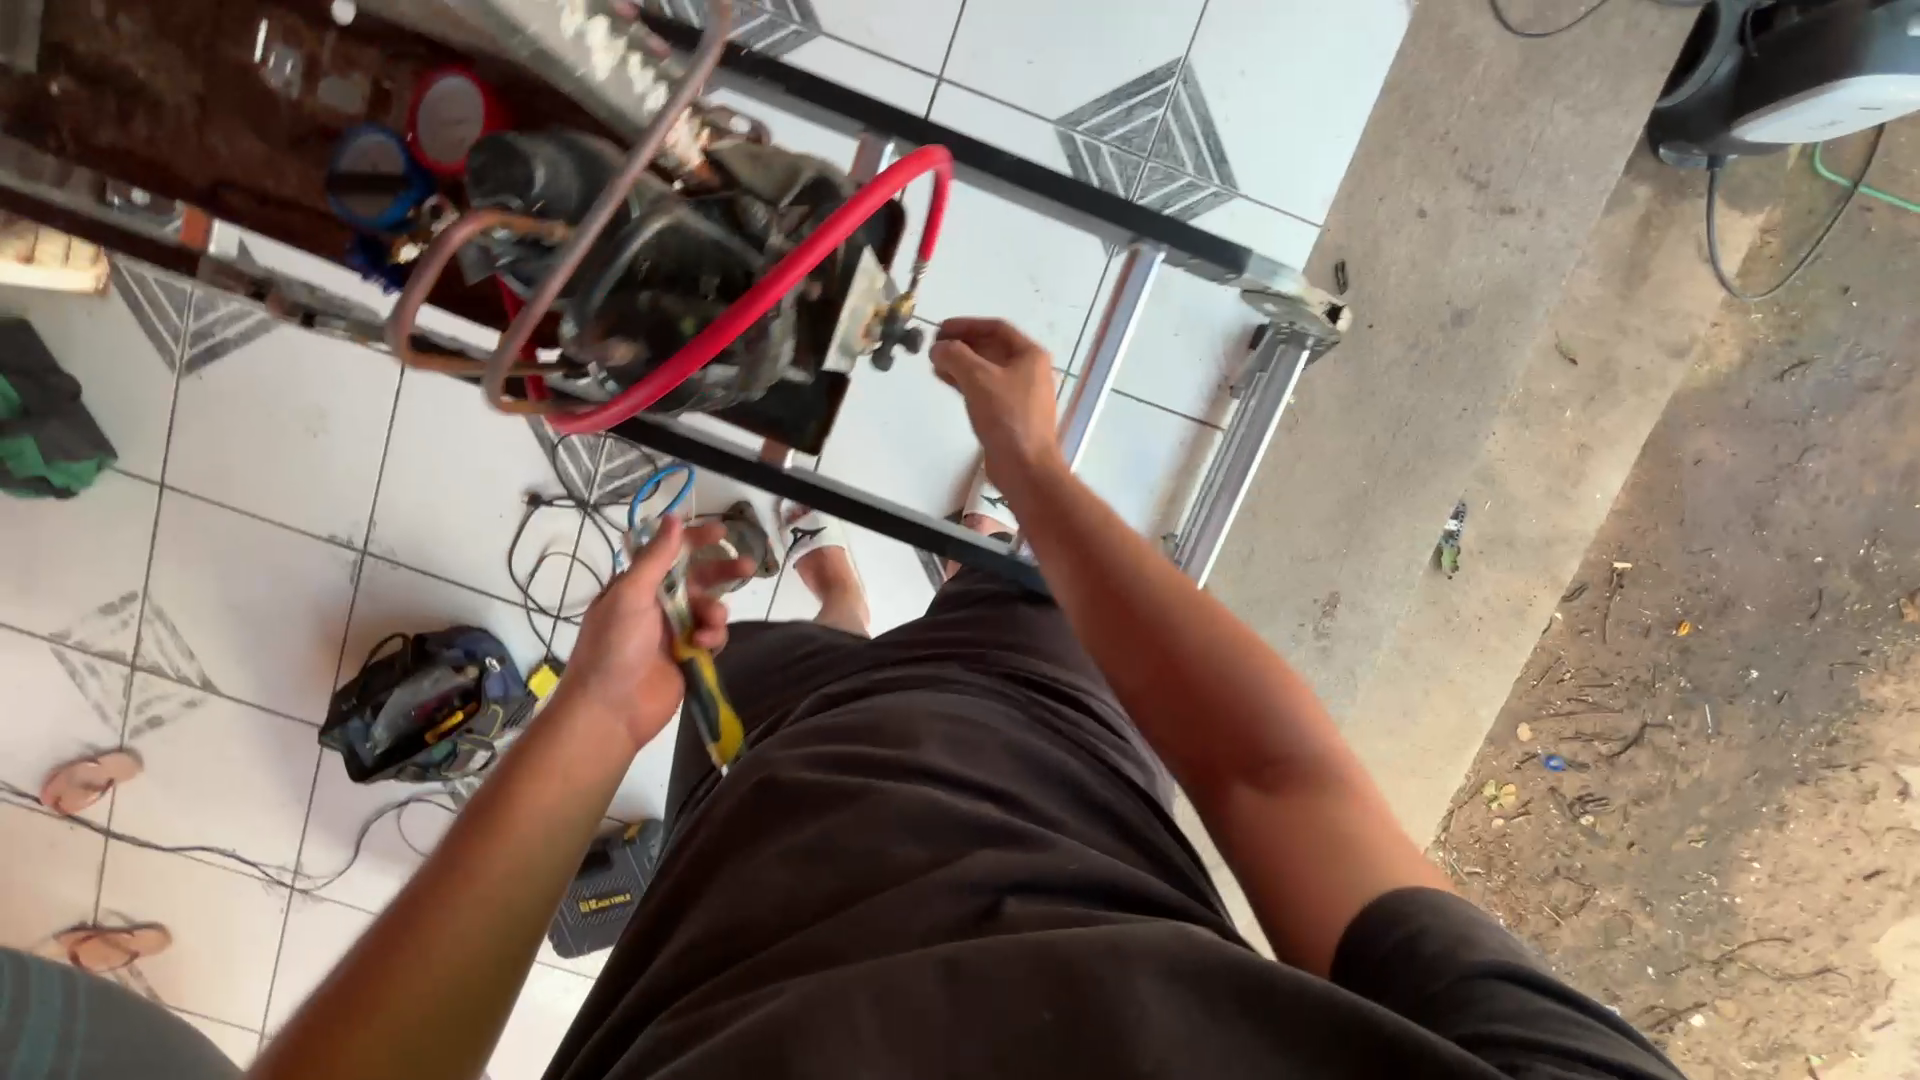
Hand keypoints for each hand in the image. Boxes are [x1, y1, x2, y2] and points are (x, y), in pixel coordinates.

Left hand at [554, 517, 751, 749]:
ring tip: (710, 623)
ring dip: (715, 611)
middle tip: (748, 567)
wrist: (611, 709)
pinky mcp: (689, 656)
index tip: (722, 533)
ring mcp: (674, 631)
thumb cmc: (614, 647)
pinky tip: (703, 647)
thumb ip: (656, 557)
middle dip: (722, 572)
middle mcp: (657, 605)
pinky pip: (713, 637)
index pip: (671, 554)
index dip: (696, 541)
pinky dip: (713, 637)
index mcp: (637, 586)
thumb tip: (673, 517)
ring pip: (710, 608)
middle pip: (698, 579)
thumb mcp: (630, 595)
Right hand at [930, 318, 1064, 489]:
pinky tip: (947, 382)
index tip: (940, 329)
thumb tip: (938, 349)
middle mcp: (1029, 371)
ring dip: (961, 364)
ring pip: (986, 371)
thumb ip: (955, 356)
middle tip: (935, 346)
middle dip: (962, 345)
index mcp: (1030, 355)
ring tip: (935, 364)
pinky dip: (966, 383)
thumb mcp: (978, 379)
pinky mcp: (1010, 415)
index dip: (966, 325)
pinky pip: (986, 390)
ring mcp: (1020, 395)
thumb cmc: (1006, 417)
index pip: (996, 328)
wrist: (1025, 466)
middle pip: (991, 349)